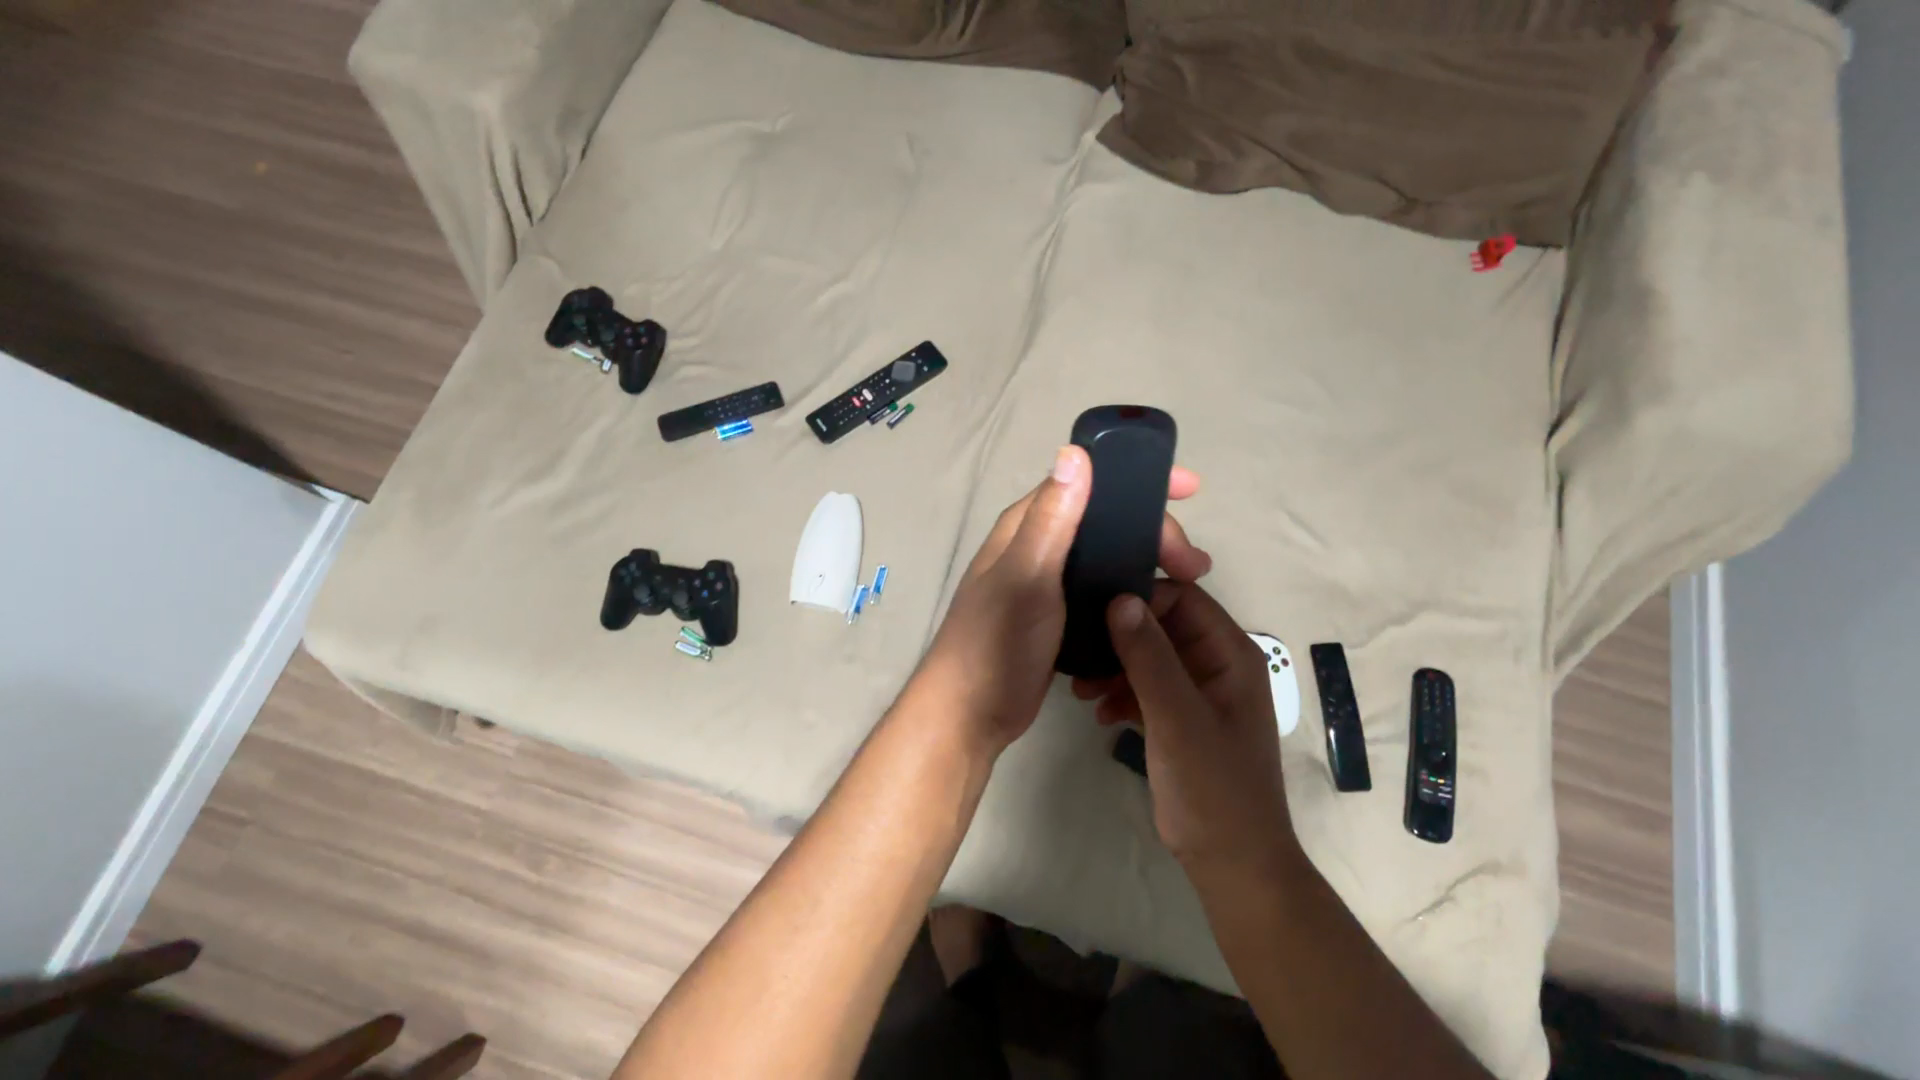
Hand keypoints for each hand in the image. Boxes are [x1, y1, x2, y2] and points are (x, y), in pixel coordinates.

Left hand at [907, 445, 1208, 755]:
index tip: (1186, 489)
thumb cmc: (996, 643)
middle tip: (1194, 564)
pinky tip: (1158, 610)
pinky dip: (1131, 594)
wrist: (971, 714)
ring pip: (1107, 558)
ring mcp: (1048, 585)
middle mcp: (1038, 548)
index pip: (1086, 484)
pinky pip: (1102, 594)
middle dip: (1153, 533)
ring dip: (1147, 563)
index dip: (1136, 480)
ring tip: (1187, 583)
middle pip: (1105, 523)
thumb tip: (1074, 452)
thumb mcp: (1027, 577)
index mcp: (1026, 527)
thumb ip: (1052, 520)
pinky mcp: (1059, 619)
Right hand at [1072, 583, 1297, 877]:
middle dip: (1119, 636)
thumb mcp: (1176, 717)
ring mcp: (1201, 694)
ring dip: (1115, 667)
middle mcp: (1218, 665)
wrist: (1232, 862)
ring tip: (1081, 691)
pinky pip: (1148, 689)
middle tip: (1077, 653)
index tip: (1092, 611)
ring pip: (1151, 658)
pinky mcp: (1183, 720)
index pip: (1183, 598)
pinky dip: (1122, 694)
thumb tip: (1119, 598)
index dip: (1140, 597)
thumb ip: (1148, 657)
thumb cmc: (1212, 787)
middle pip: (1163, 626)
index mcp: (1230, 654)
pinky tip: (1099, 714)